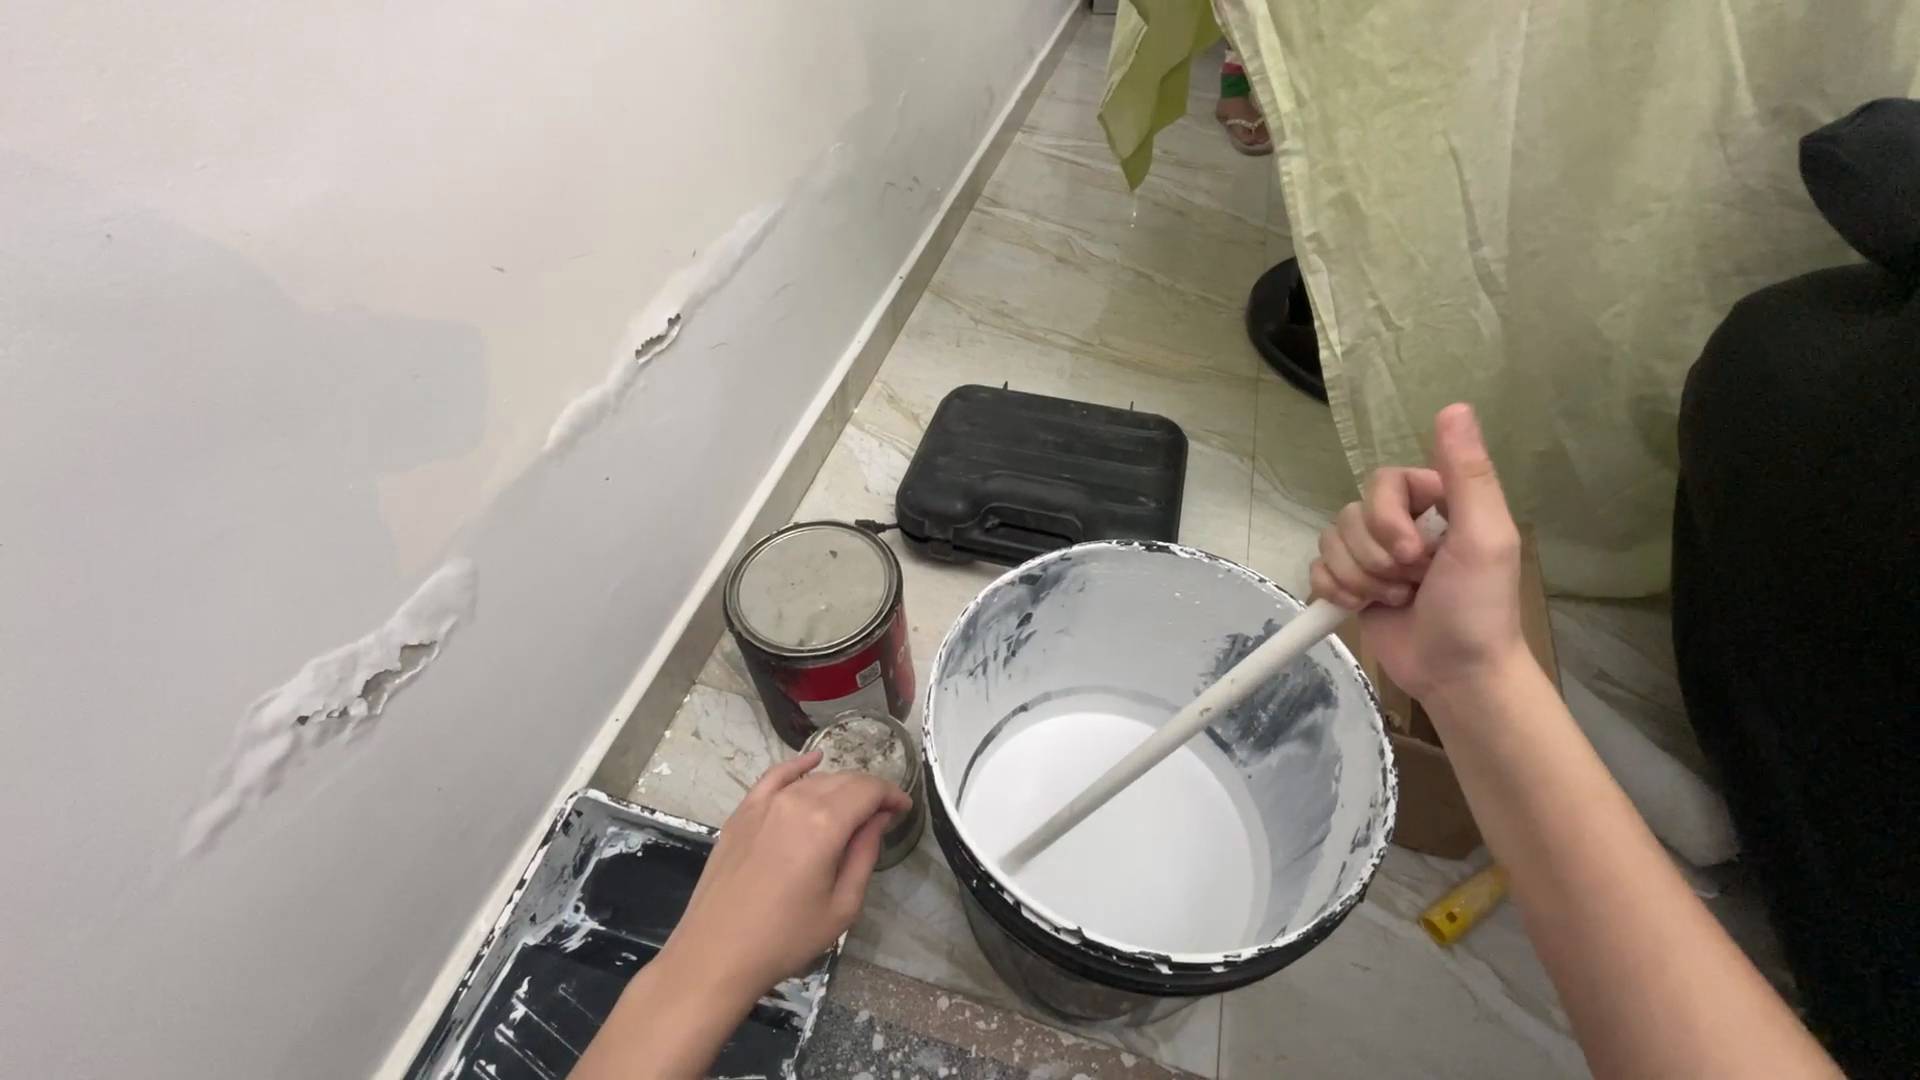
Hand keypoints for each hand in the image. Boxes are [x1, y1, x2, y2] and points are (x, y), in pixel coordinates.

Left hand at [657, 752, 909, 1001]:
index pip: (869, 791)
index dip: (891, 795)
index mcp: (825, 824)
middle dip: (869, 792)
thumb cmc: (785, 938)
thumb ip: (866, 853)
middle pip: (844, 780)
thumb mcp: (842, 906)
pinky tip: (813, 760)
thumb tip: (880, 817)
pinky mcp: (743, 811)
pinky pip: (776, 776)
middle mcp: (796, 801)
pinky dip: (798, 765)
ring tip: (851, 809)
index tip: (904, 809)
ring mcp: (765, 803)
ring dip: (839, 788)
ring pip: (814, 780)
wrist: (715, 955)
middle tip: (883, 814)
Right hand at [1310, 403, 1527, 700]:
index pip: (1382, 481)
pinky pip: (1316, 568)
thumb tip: (1453, 406)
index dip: (1387, 518)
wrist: (1454, 673)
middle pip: (1351, 514)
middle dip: (1375, 556)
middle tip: (1411, 582)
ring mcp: (1371, 555)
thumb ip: (1468, 474)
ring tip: (1394, 599)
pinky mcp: (1348, 584)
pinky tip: (1360, 607)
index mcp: (1434, 503)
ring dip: (1359, 577)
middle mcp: (1399, 523)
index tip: (1416, 553)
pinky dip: (1333, 590)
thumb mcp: (1485, 537)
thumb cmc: (1478, 608)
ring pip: (1329, 541)